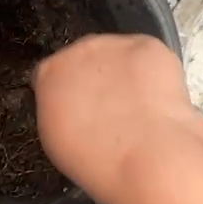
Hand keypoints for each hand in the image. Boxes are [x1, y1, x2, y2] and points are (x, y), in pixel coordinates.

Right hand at [32, 34, 202, 203]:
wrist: (145, 156)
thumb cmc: (94, 157)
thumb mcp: (54, 138)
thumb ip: (56, 110)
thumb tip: (68, 104)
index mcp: (50, 73)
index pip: (50, 73)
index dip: (62, 92)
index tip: (73, 109)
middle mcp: (79, 51)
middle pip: (84, 57)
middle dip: (92, 78)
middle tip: (106, 109)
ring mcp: (117, 46)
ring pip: (117, 56)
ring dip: (122, 73)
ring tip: (134, 107)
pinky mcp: (150, 46)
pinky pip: (148, 56)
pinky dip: (151, 72)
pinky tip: (153, 98)